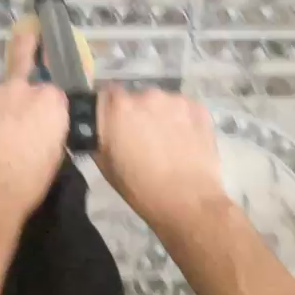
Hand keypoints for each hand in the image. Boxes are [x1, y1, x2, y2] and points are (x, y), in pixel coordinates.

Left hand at [0, 25, 67, 230]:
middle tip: (27, 34)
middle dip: (26, 47)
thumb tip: (40, 122)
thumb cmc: (30, 179)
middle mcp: (23, 87)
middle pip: (23, 64)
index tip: (39, 118)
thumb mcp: (55, 152)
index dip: (43, 105)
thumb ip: (50, 125)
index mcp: (51, 100)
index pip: (50, 91)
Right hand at [95, 88, 225, 233]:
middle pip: (135, 97)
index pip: (106, 94)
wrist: (187, 201)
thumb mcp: (105, 164)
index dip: (109, 110)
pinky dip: (181, 119)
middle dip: (136, 113)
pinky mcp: (197, 107)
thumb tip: (97, 123)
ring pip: (160, 102)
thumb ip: (98, 134)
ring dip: (159, 115)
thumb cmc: (140, 187)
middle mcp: (145, 95)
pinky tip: (184, 140)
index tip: (114, 125)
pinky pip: (182, 108)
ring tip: (166, 141)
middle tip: (141, 137)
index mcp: (118, 107)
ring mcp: (174, 99)